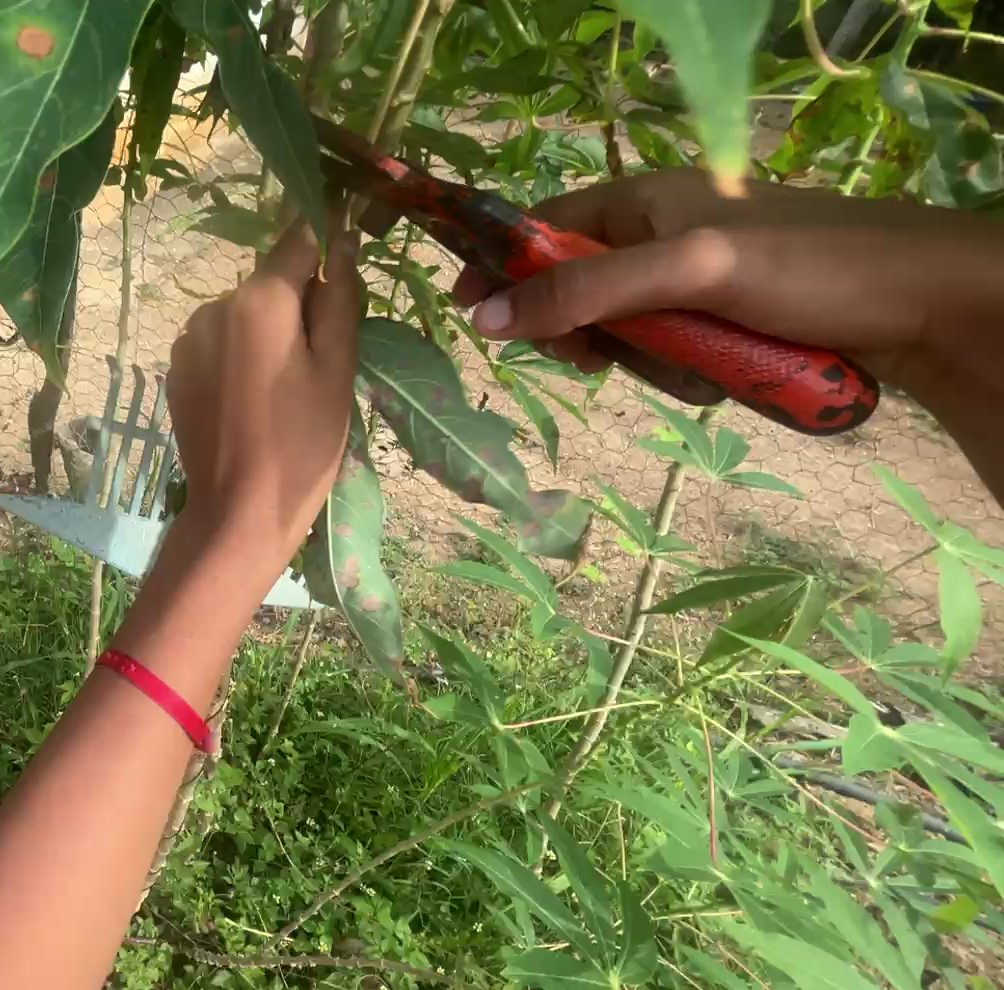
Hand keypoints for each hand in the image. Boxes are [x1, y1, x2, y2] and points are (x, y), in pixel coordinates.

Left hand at [167, 218, 361, 562]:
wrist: (237, 511)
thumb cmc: (302, 444)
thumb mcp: (337, 370)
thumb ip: (340, 298)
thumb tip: (342, 240)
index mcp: (257, 301)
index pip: (298, 242)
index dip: (325, 244)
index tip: (346, 264)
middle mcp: (211, 308)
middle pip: (268, 284)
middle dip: (297, 306)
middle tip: (318, 362)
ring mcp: (186, 341)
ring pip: (242, 315)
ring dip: (265, 333)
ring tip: (281, 390)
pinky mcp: (175, 372)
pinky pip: (217, 345)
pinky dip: (238, 357)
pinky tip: (249, 400)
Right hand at [449, 168, 1003, 410]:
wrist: (933, 308)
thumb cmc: (811, 268)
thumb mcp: (686, 270)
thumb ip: (581, 290)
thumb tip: (483, 320)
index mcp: (643, 201)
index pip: (539, 228)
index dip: (497, 265)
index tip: (470, 312)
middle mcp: (652, 235)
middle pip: (562, 284)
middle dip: (563, 325)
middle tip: (586, 357)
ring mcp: (677, 279)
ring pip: (601, 323)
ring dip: (615, 352)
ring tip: (657, 366)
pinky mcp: (702, 316)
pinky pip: (644, 346)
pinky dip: (654, 366)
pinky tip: (689, 373)